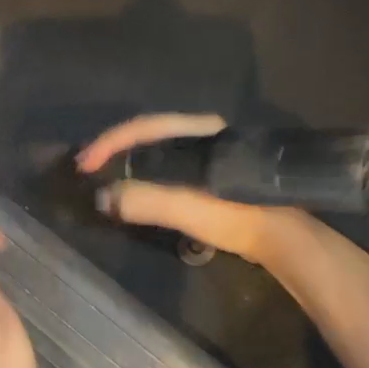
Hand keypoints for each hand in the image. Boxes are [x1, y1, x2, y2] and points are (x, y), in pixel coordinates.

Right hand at [76, 112, 300, 266]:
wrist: (284, 239)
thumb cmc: (238, 217)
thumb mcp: (189, 209)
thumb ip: (146, 201)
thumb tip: (102, 198)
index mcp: (202, 133)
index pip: (145, 127)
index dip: (110, 143)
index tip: (84, 164)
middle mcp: (204, 135)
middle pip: (147, 134)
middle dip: (113, 148)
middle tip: (85, 167)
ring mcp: (209, 155)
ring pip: (155, 150)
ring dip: (126, 162)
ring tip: (101, 176)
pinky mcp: (210, 175)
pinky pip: (165, 166)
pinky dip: (141, 174)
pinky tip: (131, 189)